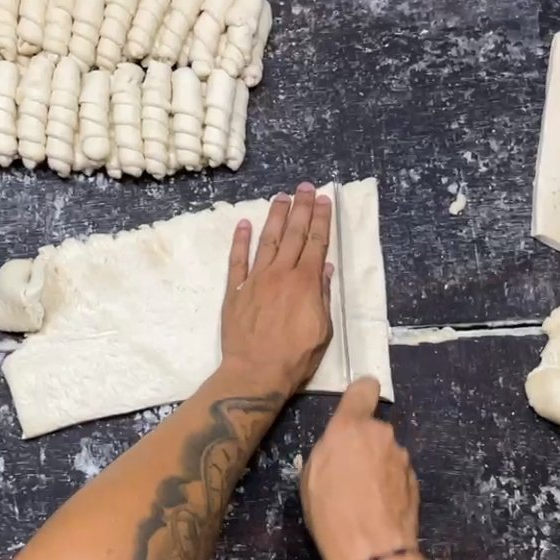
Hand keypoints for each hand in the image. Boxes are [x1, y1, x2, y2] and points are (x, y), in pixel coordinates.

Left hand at [220, 182, 334, 395]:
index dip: (321, 220)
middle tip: (305, 187)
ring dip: (275, 217)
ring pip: (267, 241)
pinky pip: (237, 261)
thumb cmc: (295, 357)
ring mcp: (255, 280)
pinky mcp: (235, 291)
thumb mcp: (323, 330)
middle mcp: (281, 274)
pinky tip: (243, 224)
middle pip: (293, 234)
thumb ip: (322, 296)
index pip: (316, 243)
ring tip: (281, 197)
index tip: (324, 199)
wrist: (256, 372)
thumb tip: (324, 269)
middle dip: (301, 208)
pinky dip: (240, 241)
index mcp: (306, 283)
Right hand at [300, 377, 419, 559]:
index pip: (363, 388)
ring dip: (377, 467)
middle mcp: (380, 434)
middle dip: (363, 445)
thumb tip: (341, 450)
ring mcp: (402, 458)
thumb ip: (329, 450)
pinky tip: (378, 509)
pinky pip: (396, 475)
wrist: (373, 551)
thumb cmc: (330, 511)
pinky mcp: (415, 481)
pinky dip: (389, 486)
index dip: (361, 394)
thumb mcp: (310, 477)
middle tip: (348, 473)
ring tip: (363, 498)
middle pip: (372, 429)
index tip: (356, 406)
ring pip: (385, 453)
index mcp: (350, 426)